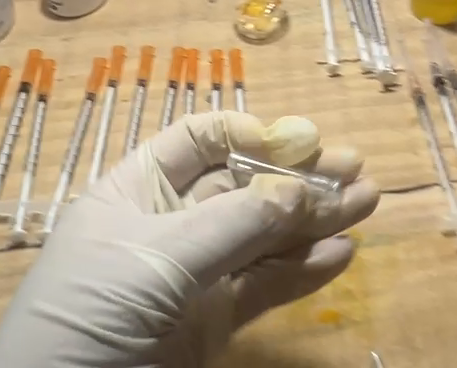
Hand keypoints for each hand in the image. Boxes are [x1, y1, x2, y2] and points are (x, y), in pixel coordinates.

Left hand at [0, 111, 380, 367]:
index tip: (297, 140)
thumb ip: (235, 221)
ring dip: (315, 218)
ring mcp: (193, 276)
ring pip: (264, 236)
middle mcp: (169, 224)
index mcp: (138, 189)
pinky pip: (265, 286)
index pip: (201, 141)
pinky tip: (341, 254)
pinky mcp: (211, 324)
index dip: (249, 133)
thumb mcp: (156, 257)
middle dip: (299, 175)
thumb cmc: (89, 314)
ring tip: (368, 202)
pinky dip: (304, 270)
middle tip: (355, 167)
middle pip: (245, 184)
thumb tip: (304, 189)